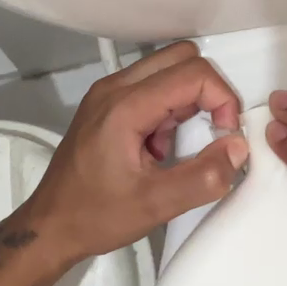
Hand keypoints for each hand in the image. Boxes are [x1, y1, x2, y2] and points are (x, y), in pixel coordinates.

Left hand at [15, 41, 247, 269]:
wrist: (49, 226)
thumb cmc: (95, 216)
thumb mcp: (156, 205)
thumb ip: (204, 176)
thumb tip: (237, 149)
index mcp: (125, 106)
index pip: (193, 74)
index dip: (222, 99)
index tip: (225, 136)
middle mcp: (114, 88)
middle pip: (181, 59)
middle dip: (207, 92)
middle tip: (210, 133)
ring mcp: (107, 94)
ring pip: (166, 70)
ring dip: (187, 101)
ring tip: (175, 148)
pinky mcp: (105, 106)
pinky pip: (150, 87)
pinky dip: (168, 109)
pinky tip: (156, 150)